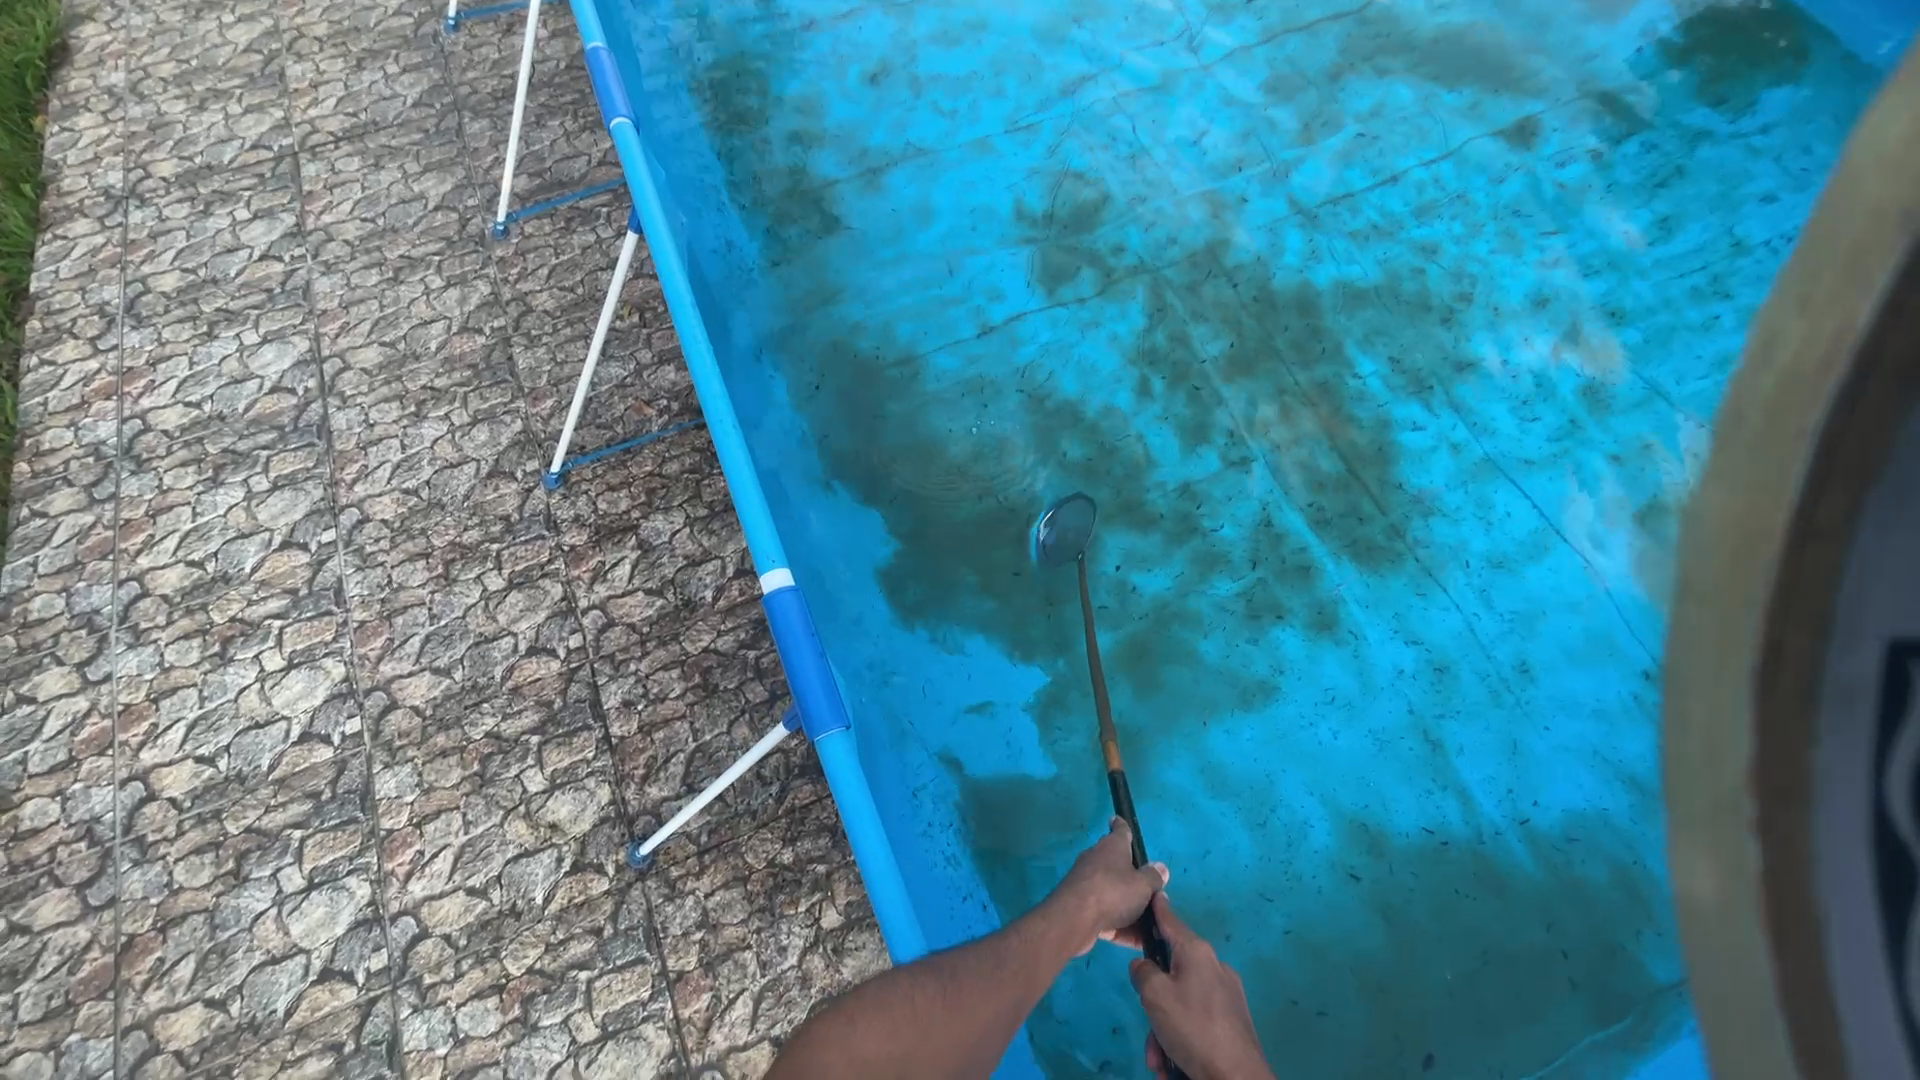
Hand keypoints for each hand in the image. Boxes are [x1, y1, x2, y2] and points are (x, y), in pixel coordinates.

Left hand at [1045, 817, 1169, 955]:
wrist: (1075, 918)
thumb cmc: (1113, 892)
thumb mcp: (1143, 885)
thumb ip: (1154, 877)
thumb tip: (1160, 867)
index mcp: (1112, 847)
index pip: (1120, 830)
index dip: (1122, 826)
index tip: (1118, 819)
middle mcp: (1098, 860)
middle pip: (1120, 866)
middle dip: (1136, 881)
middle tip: (1155, 896)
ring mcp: (1088, 884)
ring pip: (1116, 895)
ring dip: (1132, 910)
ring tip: (1154, 927)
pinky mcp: (1083, 907)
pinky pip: (1109, 916)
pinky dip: (1122, 927)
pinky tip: (1139, 943)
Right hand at [1130, 894, 1273, 1079]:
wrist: (1237, 1078)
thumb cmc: (1193, 1028)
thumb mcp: (1154, 995)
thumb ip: (1142, 972)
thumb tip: (1145, 967)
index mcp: (1197, 952)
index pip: (1171, 920)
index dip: (1158, 908)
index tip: (1154, 893)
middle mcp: (1214, 966)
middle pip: (1171, 971)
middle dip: (1154, 1002)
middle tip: (1150, 1026)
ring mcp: (1226, 995)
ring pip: (1181, 1002)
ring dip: (1164, 1029)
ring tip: (1161, 1059)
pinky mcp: (1232, 1021)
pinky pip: (1196, 1020)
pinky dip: (1182, 1039)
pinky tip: (1175, 1064)